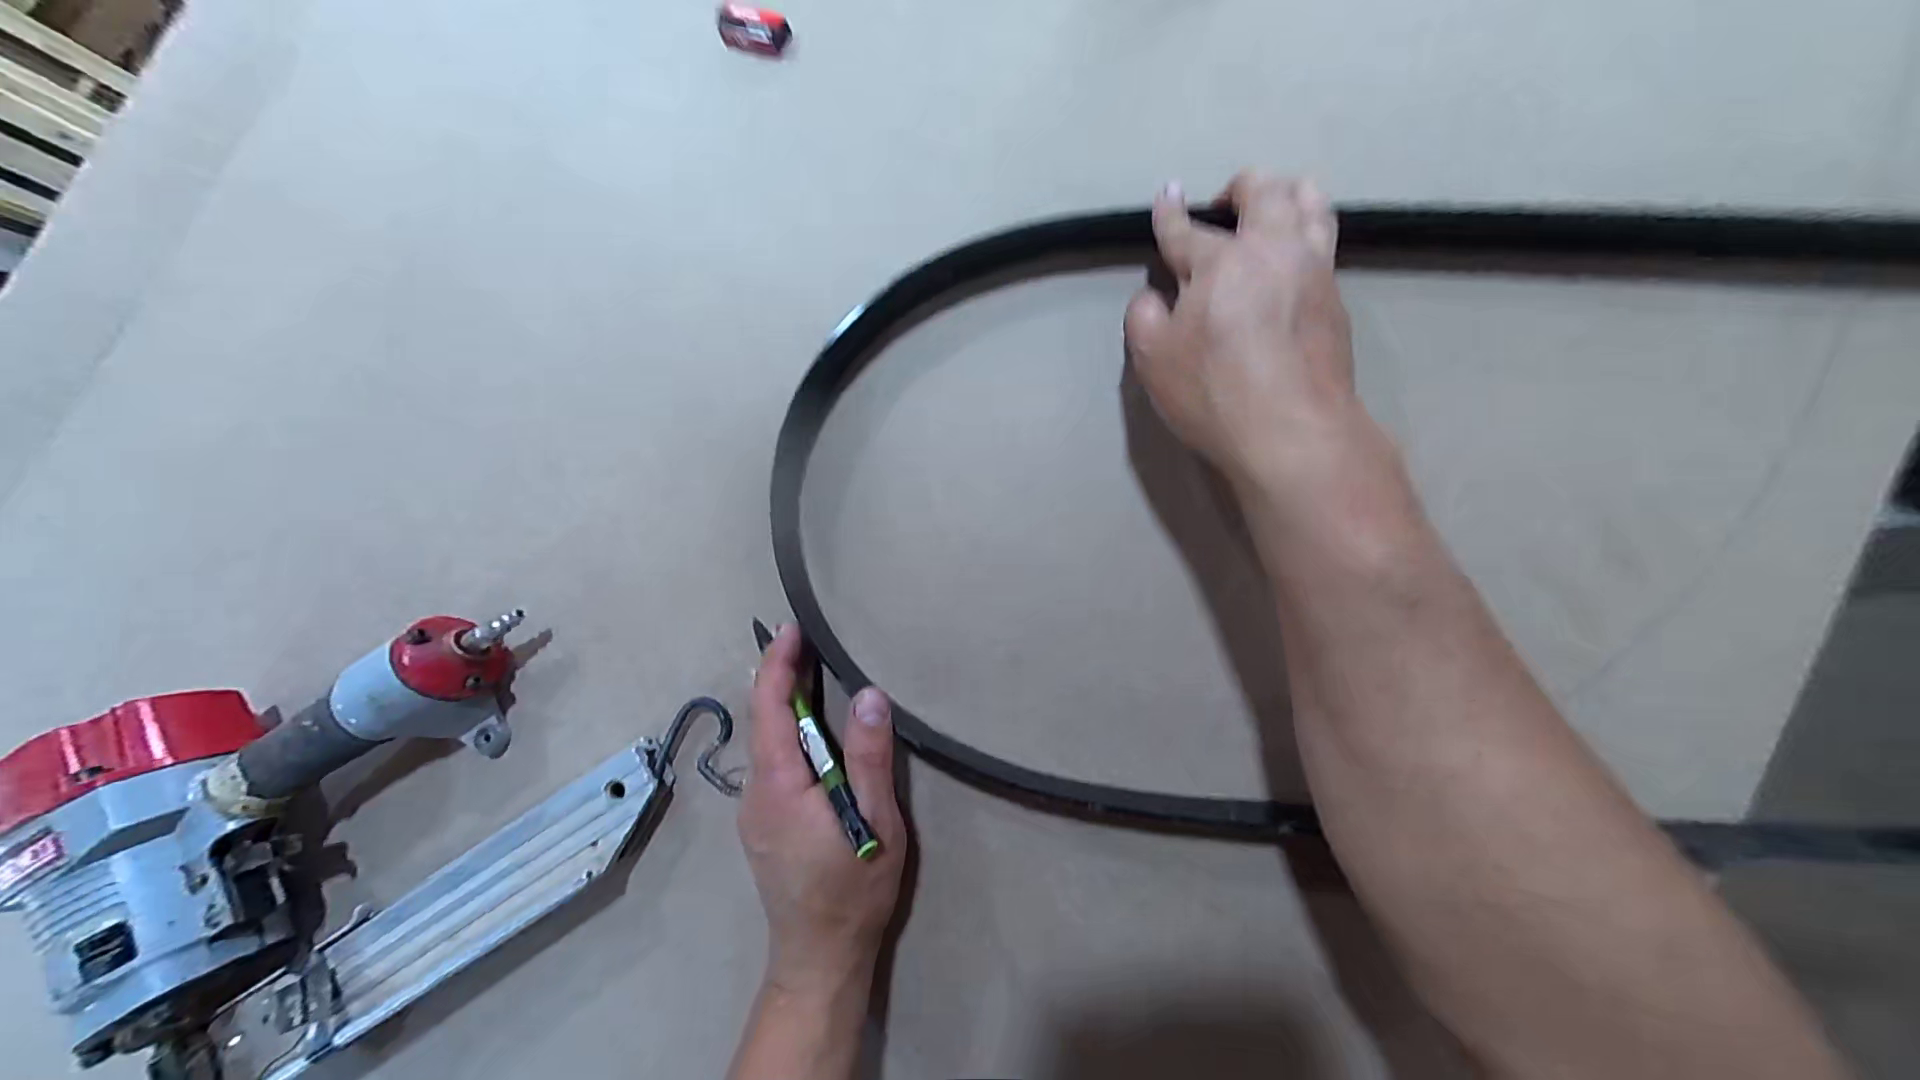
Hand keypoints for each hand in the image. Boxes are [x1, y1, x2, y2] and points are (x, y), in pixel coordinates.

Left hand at [738, 624, 906, 993]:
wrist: (819, 957)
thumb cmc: (853, 889)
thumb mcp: (875, 823)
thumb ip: (868, 758)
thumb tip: (868, 694)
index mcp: (779, 786)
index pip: (771, 709)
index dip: (778, 665)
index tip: (792, 628)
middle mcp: (755, 793)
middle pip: (763, 721)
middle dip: (781, 675)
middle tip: (808, 639)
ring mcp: (753, 811)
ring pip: (766, 742)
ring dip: (785, 702)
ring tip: (813, 672)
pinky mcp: (762, 823)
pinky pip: (771, 761)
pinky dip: (786, 730)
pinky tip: (811, 729)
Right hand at [1124, 171, 1361, 487]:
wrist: (1294, 431)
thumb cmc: (1213, 393)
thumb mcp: (1153, 359)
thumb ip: (1144, 317)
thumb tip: (1154, 296)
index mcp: (1221, 262)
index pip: (1186, 230)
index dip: (1170, 214)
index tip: (1168, 195)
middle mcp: (1273, 252)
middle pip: (1266, 191)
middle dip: (1242, 186)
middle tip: (1225, 202)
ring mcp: (1314, 271)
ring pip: (1312, 204)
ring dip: (1289, 194)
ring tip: (1273, 210)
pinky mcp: (1337, 300)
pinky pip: (1325, 243)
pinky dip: (1307, 233)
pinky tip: (1294, 258)